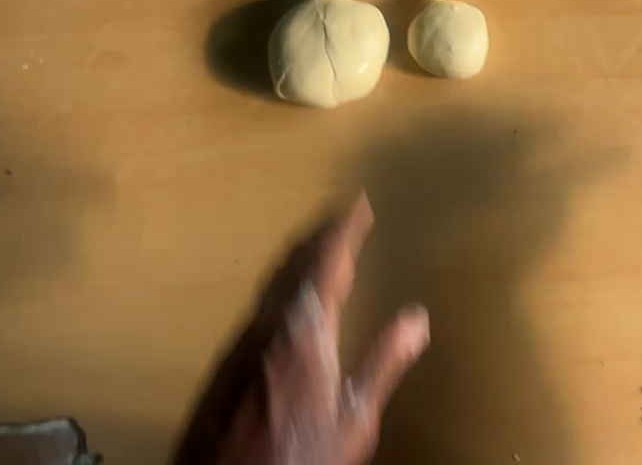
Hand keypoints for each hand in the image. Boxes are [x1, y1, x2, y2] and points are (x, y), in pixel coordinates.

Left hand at [175, 195, 429, 464]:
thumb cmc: (297, 457)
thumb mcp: (353, 419)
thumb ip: (383, 363)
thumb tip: (417, 318)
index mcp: (304, 330)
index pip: (326, 261)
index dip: (343, 228)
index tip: (358, 202)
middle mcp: (268, 326)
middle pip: (294, 263)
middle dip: (320, 233)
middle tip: (342, 215)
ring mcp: (240, 344)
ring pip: (272, 282)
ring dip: (299, 256)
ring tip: (319, 245)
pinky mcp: (224, 365)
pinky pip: (260, 305)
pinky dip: (281, 283)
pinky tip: (288, 298)